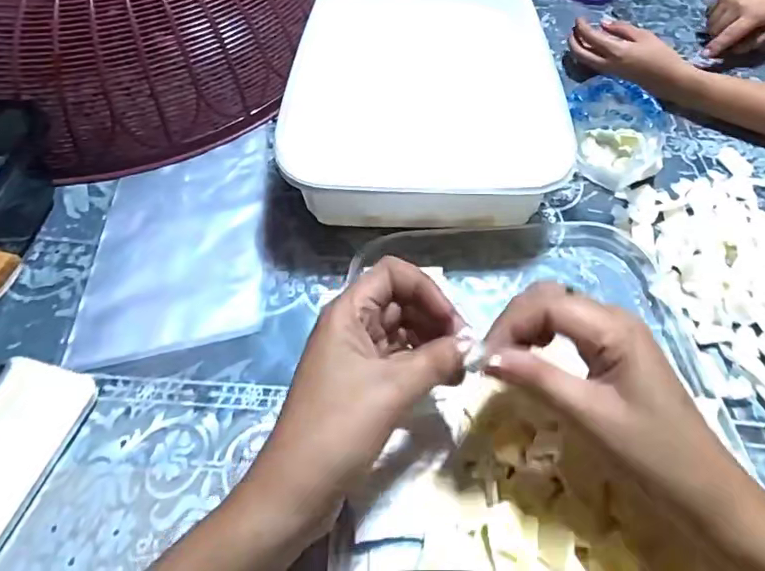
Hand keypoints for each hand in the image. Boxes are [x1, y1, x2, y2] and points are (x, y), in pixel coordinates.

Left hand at [156, 258, 466, 569]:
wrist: (294, 491)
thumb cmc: (339, 427)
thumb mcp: (392, 390)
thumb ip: (435, 360)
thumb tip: (470, 344)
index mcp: (347, 311)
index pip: (392, 273)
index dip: (426, 289)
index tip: (453, 323)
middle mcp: (349, 324)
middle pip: (398, 300)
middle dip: (433, 316)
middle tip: (464, 350)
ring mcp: (352, 354)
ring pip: (399, 330)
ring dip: (430, 341)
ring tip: (458, 369)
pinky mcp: (358, 383)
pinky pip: (395, 358)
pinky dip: (419, 363)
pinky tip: (441, 380)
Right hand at [480, 283, 727, 502]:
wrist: (709, 495)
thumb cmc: (652, 456)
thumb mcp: (589, 418)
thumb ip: (538, 379)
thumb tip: (487, 357)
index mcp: (612, 326)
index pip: (545, 303)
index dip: (509, 324)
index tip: (484, 359)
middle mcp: (615, 318)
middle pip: (550, 297)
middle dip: (515, 321)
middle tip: (491, 359)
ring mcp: (618, 333)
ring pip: (559, 309)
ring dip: (527, 327)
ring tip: (506, 360)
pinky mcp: (618, 352)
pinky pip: (572, 328)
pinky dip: (544, 337)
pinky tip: (534, 360)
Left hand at [568, 18, 693, 98]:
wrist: (672, 80)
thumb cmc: (661, 56)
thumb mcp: (644, 36)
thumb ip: (621, 28)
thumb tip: (603, 24)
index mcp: (615, 51)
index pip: (589, 37)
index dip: (581, 26)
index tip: (579, 18)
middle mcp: (607, 63)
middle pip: (579, 53)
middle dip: (572, 40)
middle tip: (574, 28)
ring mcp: (609, 71)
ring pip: (584, 60)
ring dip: (577, 48)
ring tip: (580, 35)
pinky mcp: (613, 75)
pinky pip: (592, 63)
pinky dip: (586, 54)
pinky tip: (592, 45)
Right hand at [706, 0, 764, 56]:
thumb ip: (755, 41)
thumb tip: (734, 50)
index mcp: (752, 16)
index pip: (729, 34)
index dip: (717, 46)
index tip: (706, 54)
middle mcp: (736, 5)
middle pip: (716, 27)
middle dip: (714, 37)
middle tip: (719, 40)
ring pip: (711, 18)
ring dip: (713, 27)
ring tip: (721, 28)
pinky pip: (712, 7)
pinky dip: (713, 15)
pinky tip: (722, 16)